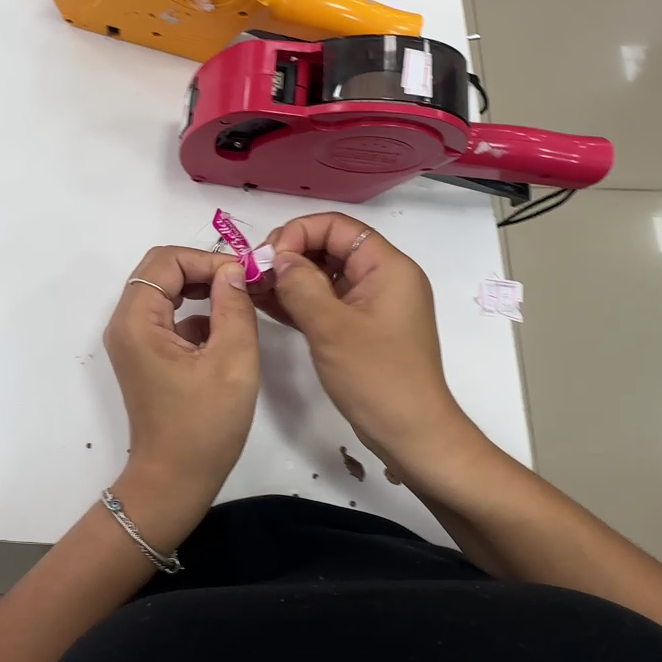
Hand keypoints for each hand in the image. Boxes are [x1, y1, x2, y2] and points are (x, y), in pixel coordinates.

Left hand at [104, 247, 260, 500]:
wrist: (174, 480)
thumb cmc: (204, 425)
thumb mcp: (232, 362)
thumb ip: (234, 307)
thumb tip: (234, 270)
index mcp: (136, 320)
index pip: (166, 261)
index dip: (206, 259)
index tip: (244, 276)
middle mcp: (125, 323)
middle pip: (160, 271)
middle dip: (202, 269)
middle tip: (243, 283)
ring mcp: (132, 340)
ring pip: (164, 291)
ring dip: (200, 289)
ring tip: (239, 301)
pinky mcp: (144, 355)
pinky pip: (167, 315)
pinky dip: (195, 312)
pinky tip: (225, 331)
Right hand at [255, 213, 474, 467]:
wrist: (411, 434)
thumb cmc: (377, 377)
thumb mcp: (331, 327)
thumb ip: (300, 285)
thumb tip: (278, 258)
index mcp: (387, 267)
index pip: (337, 227)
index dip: (299, 233)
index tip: (270, 258)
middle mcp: (381, 278)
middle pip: (329, 246)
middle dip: (289, 253)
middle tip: (255, 272)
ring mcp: (370, 304)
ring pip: (323, 274)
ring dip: (288, 277)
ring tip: (251, 285)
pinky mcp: (359, 327)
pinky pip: (323, 300)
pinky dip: (296, 299)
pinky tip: (264, 302)